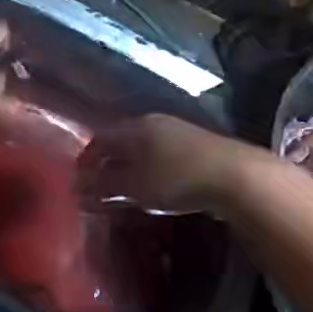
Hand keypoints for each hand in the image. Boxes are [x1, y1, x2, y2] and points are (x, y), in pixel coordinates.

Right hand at [78, 114, 260, 215]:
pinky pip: (162, 155)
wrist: (235, 176)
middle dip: (107, 162)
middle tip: (97, 186)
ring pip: (144, 147)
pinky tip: (154, 185)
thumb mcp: (134, 187)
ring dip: (130, 166)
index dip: (86, 160)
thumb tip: (79, 187)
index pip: (100, 139)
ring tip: (124, 189)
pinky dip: (150, 169)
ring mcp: (179, 132)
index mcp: (135, 127)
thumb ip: (104, 186)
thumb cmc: (176, 179)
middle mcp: (155, 123)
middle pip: (122, 141)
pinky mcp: (198, 147)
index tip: (77, 181)